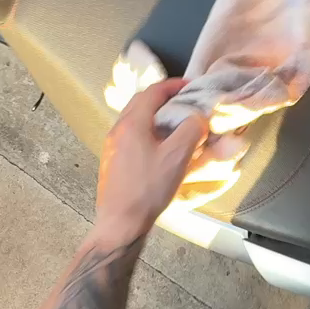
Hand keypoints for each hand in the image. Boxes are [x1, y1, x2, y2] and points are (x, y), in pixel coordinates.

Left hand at [94, 78, 206, 243]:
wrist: (120, 223)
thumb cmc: (149, 188)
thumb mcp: (177, 156)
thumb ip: (191, 130)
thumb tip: (197, 118)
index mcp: (131, 123)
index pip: (153, 92)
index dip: (174, 85)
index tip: (191, 86)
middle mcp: (118, 129)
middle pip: (140, 102)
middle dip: (163, 97)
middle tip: (184, 101)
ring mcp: (112, 146)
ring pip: (135, 119)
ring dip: (155, 115)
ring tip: (175, 122)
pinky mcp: (113, 161)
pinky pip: (132, 135)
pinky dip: (149, 130)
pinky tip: (161, 145)